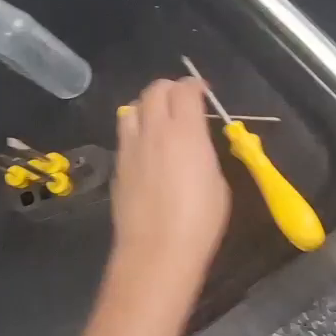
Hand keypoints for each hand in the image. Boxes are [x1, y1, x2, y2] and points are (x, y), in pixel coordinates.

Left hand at [109, 78, 231, 295]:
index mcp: (185, 131)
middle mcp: (154, 130)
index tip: (203, 92)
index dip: (195, 86)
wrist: (156, 249)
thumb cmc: (199, 221)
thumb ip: (204, 153)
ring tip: (159, 117)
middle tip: (182, 100)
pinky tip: (146, 145)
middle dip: (170, 88)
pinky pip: (124, 133)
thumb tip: (195, 146)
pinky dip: (136, 129)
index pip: (185, 90)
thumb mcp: (217, 183)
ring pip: (132, 107)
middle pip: (155, 91)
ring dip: (147, 105)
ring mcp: (130, 146)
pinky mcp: (117, 165)